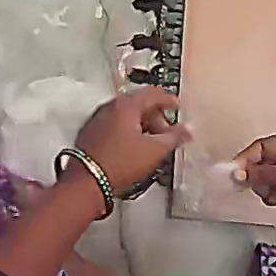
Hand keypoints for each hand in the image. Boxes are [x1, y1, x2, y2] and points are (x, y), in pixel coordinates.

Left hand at [69, 87, 191, 199]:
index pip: (153, 93)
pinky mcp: (89, 135)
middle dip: (155, 117)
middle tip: (165, 133)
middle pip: (138, 104)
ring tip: (150, 144)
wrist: (87, 182)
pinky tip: (131, 149)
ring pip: (124, 116)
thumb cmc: (119, 164)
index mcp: (126, 105)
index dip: (169, 100)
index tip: (176, 107)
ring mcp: (96, 120)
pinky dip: (125, 132)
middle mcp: (109, 108)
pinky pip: (112, 127)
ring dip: (140, 126)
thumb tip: (188, 129)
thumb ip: (174, 137)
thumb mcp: (154, 150)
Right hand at [235, 133, 275, 235]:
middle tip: (251, 185)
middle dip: (254, 174)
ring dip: (263, 187)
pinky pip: (275, 191)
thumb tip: (242, 172)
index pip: (262, 147)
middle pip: (262, 162)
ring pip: (266, 179)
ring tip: (270, 193)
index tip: (235, 173)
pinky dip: (271, 195)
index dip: (246, 159)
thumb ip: (265, 172)